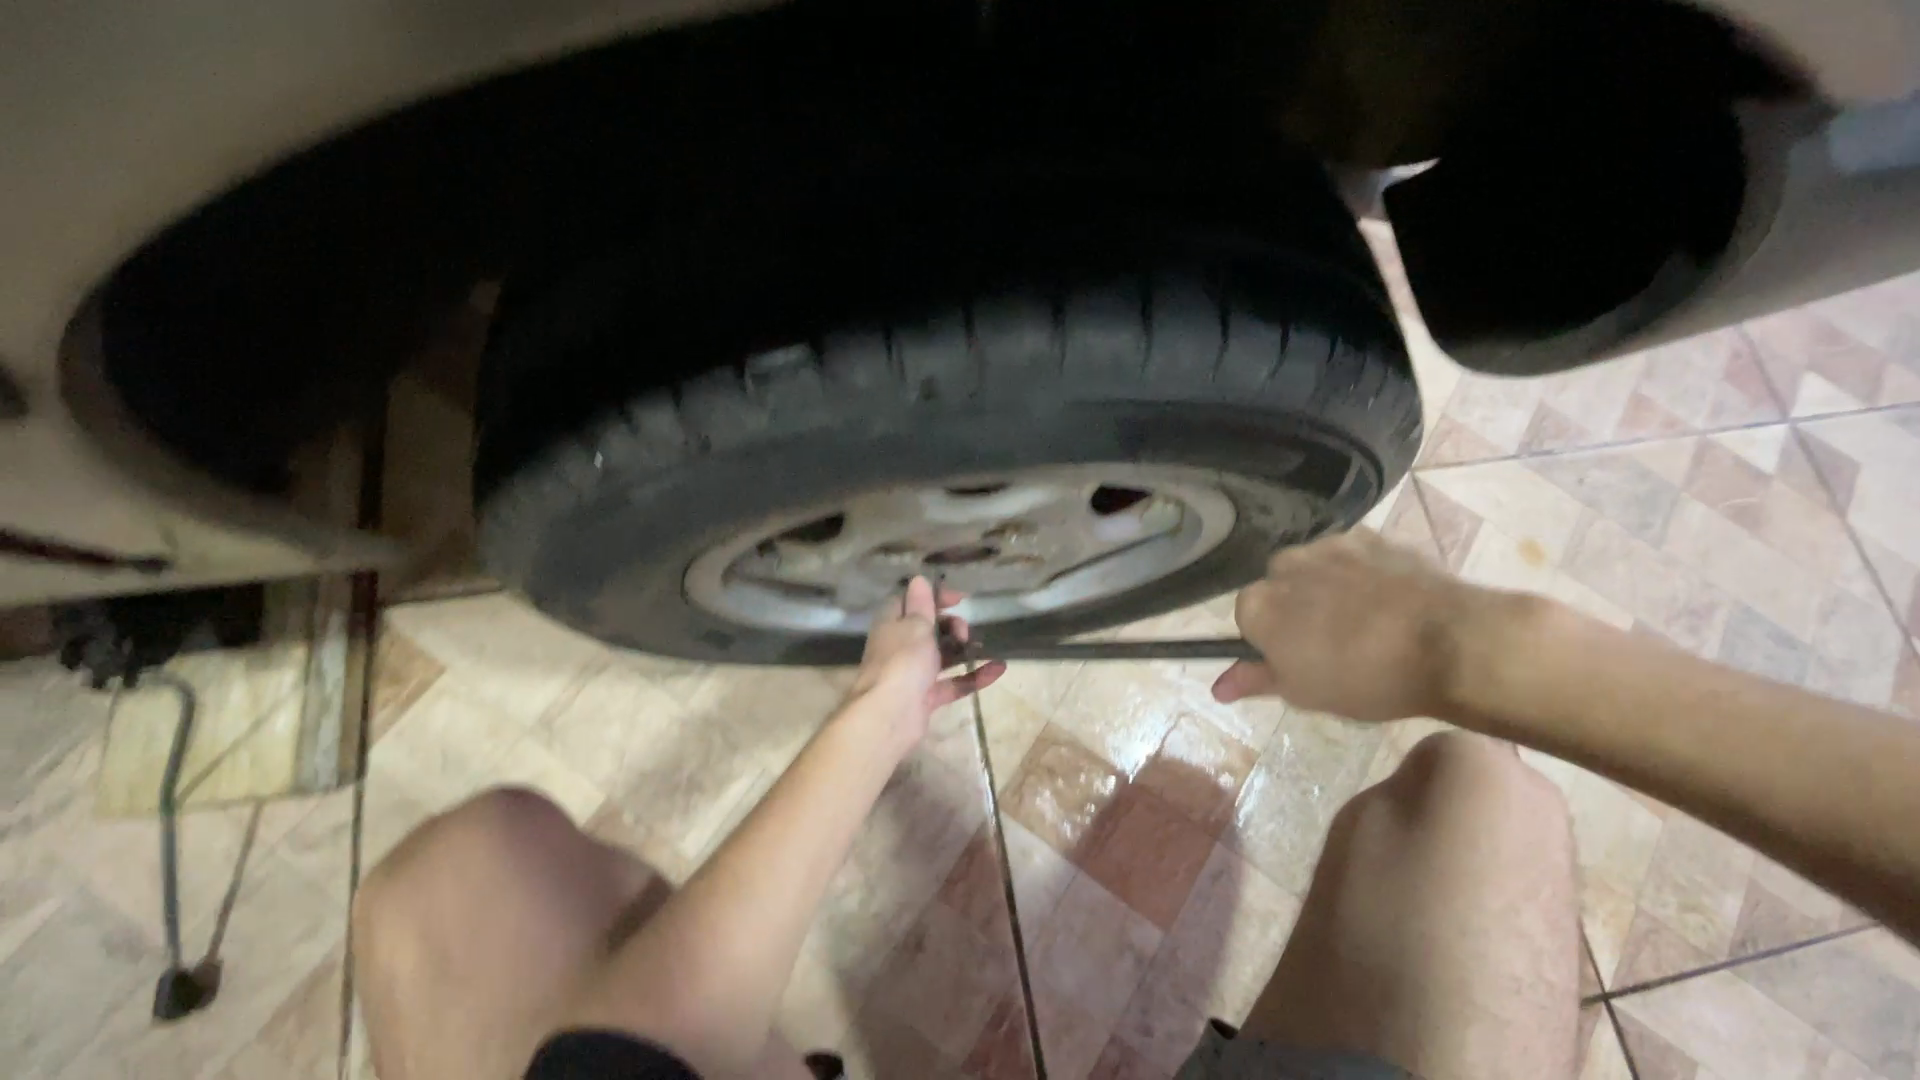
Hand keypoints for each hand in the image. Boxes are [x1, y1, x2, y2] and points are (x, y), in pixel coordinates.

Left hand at [848, 576, 1006, 751]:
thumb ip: (921, 605)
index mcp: (892, 624)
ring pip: (941, 656)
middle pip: (928, 629)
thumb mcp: (915, 625)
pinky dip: (973, 677)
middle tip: (964, 631)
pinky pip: (952, 683)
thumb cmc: (903, 660)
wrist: (890, 714)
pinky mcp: (925, 696)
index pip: (910, 601)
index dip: (934, 596)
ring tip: (981, 646)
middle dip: (951, 625)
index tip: (960, 599)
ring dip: (962, 649)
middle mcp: (900, 646)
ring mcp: (912, 673)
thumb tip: (918, 579)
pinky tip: (997, 669)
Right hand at [1212, 528, 1493, 722]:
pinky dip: (1362, 573)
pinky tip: (1390, 601)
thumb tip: (1217, 687)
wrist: (1451, 643)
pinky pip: (1352, 556)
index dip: (1273, 643)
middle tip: (1333, 645)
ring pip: (1314, 568)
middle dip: (1297, 609)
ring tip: (1368, 622)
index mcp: (1258, 604)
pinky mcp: (1370, 536)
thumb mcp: (1304, 692)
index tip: (1301, 662)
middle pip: (1279, 588)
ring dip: (1327, 588)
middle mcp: (1283, 565)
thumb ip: (1255, 680)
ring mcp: (1328, 545)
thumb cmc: (1366, 679)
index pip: (1248, 621)